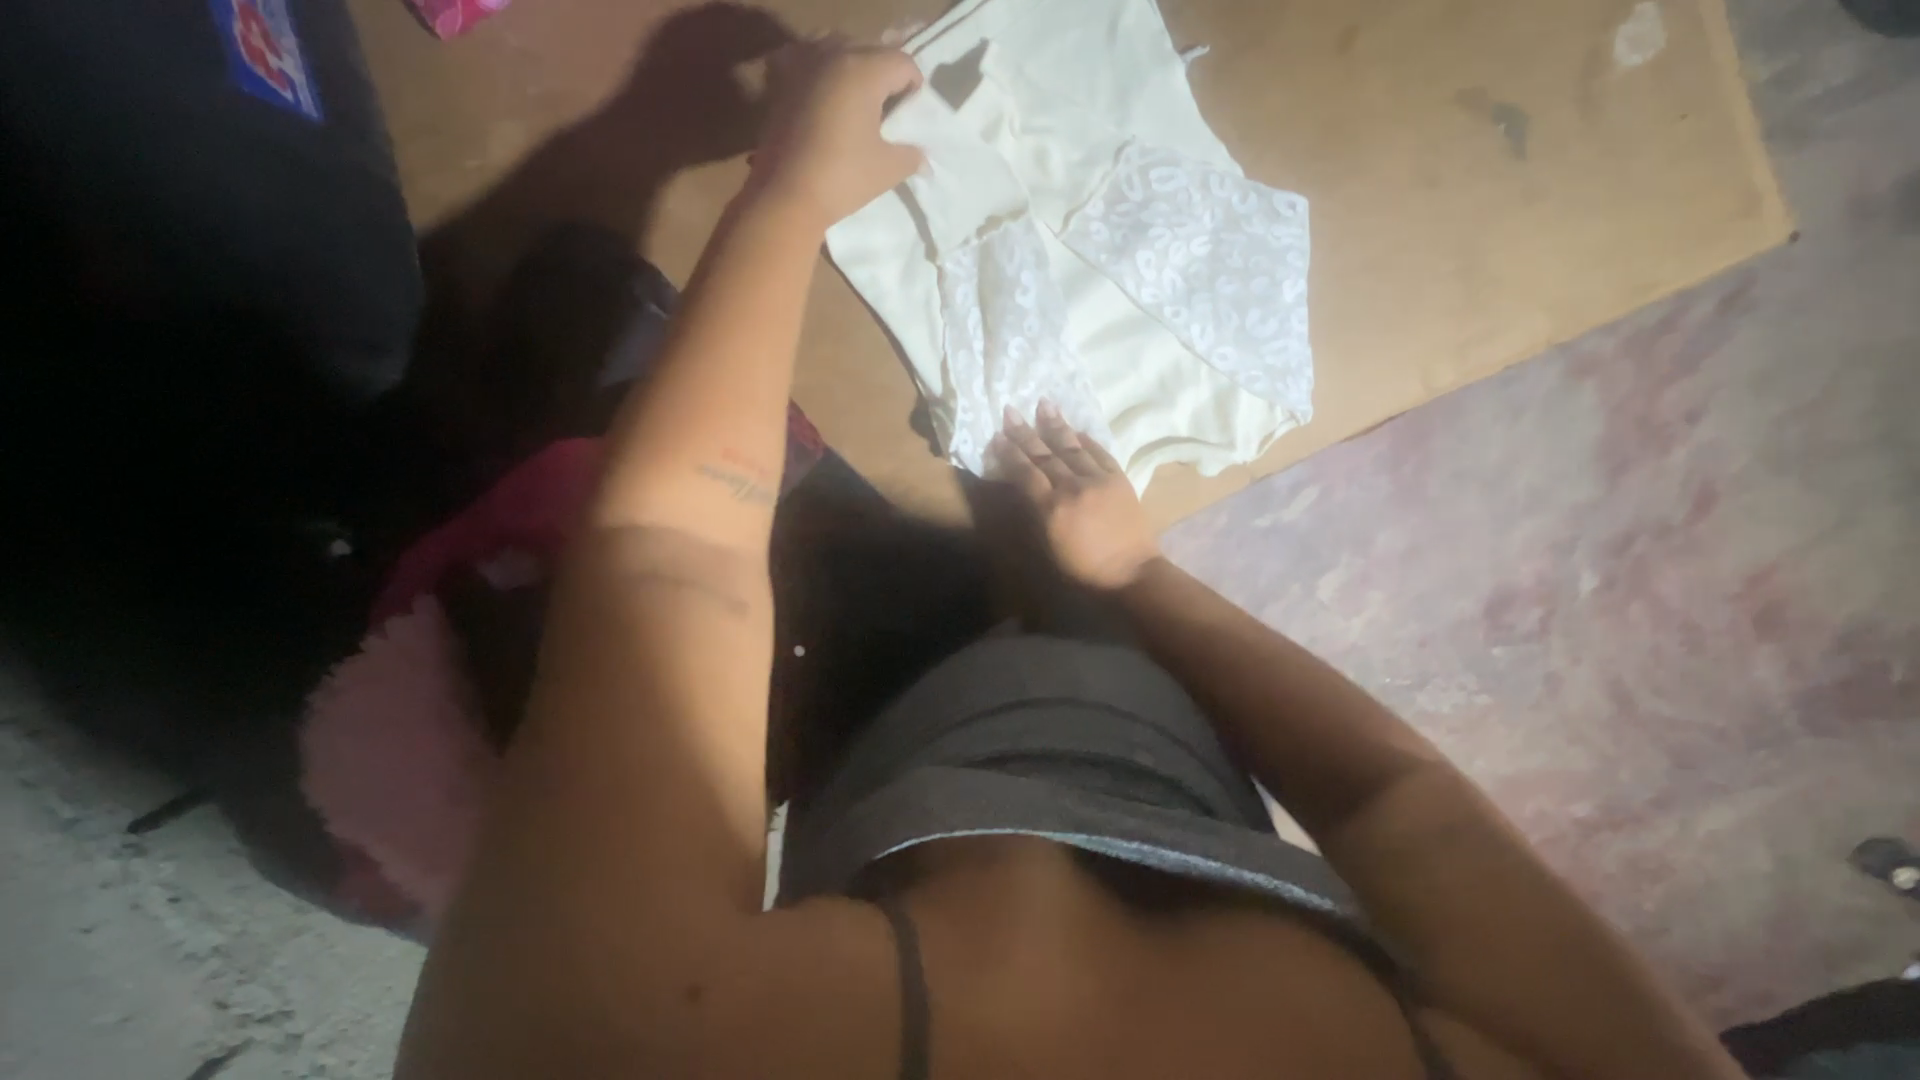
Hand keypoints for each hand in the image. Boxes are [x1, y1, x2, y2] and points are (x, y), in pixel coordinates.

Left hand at [750, 37, 925, 227]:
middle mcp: (831, 55)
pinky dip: (820, 72)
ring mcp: (802, 65)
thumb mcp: (887, 169)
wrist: (784, 196)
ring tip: (856, 102)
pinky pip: (806, 61)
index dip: (914, 88)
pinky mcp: (780, 82)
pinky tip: (823, 98)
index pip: (903, 63)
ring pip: (837, 50)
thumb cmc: (842, 179)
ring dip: (852, 69)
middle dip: (884, 75)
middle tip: (887, 109)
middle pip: (870, 51)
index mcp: (863, 70)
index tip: (910, 115)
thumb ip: (911, 156)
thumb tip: (923, 159)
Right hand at [989, 401, 1161, 590]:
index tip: (998, 436)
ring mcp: (1098, 480)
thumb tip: (1026, 491)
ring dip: (1056, 426)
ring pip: (1072, 447)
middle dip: (1026, 433)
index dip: (1010, 454)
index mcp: (1051, 508)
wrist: (1132, 574)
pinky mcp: (1119, 479)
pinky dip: (1086, 440)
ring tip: (1044, 404)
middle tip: (1011, 411)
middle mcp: (1072, 487)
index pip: (1025, 473)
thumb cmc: (1084, 572)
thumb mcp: (1049, 548)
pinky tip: (1076, 430)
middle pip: (1045, 455)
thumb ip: (1036, 516)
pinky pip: (1099, 453)